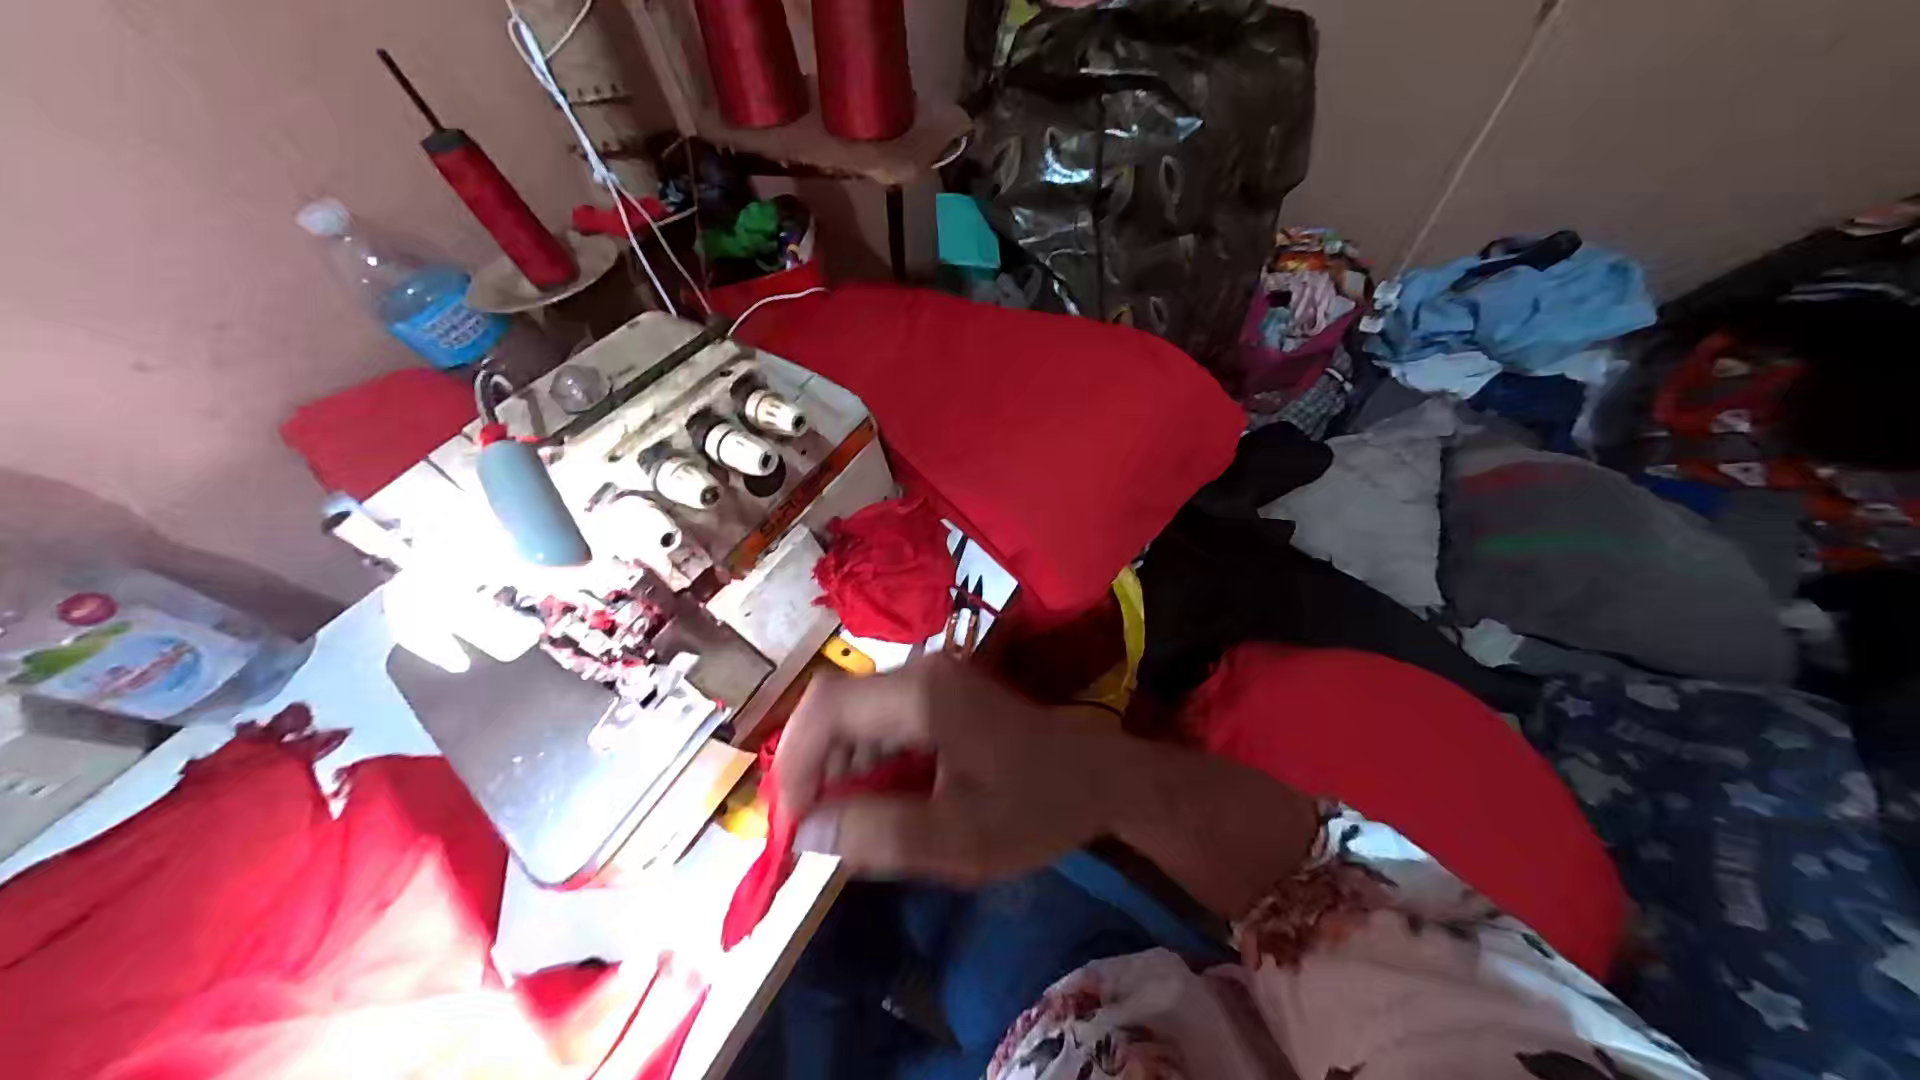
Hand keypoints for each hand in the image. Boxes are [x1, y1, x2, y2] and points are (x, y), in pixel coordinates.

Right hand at [773, 656, 1135, 884]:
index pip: (825, 708)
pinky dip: (864, 760)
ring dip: (838, 768)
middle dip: (813, 769)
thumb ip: (878, 835)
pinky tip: (881, 799)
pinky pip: (878, 719)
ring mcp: (929, 678)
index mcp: (921, 696)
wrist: (1098, 775)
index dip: (794, 763)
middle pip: (834, 707)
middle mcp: (919, 673)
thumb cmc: (1036, 806)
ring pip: (852, 713)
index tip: (792, 824)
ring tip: (851, 823)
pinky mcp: (937, 692)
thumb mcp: (959, 839)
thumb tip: (806, 834)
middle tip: (816, 831)